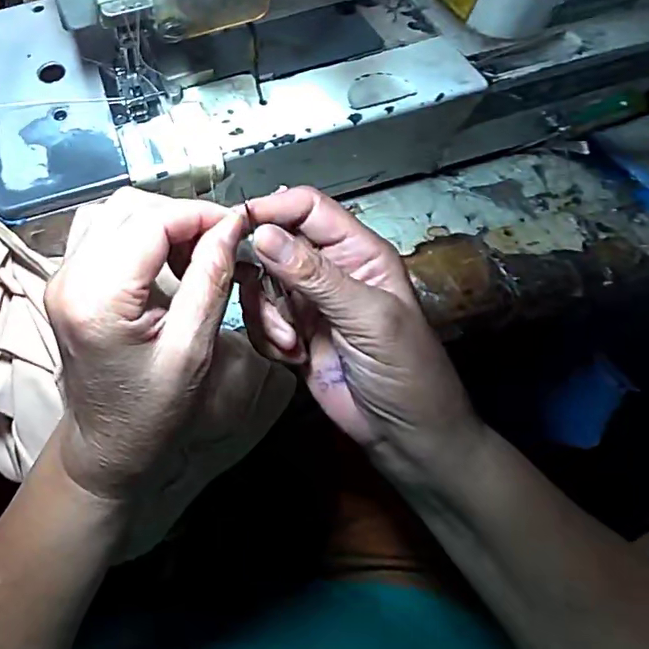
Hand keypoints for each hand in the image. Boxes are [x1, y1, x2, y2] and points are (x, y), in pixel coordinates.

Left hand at [45, 189, 292, 551]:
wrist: (105, 448)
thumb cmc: (150, 414)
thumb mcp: (192, 351)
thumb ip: (210, 280)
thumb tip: (231, 224)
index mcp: (96, 299)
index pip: (151, 221)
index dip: (200, 214)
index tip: (236, 226)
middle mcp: (69, 278)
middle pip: (131, 207)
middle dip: (182, 216)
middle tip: (217, 243)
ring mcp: (62, 275)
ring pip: (117, 211)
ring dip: (161, 220)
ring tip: (192, 252)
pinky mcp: (67, 278)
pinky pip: (105, 228)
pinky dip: (141, 231)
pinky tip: (163, 257)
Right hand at [238, 187, 480, 482]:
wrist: (408, 440)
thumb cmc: (410, 374)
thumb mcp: (369, 318)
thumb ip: (315, 275)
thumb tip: (264, 234)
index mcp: (357, 251)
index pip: (308, 208)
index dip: (273, 208)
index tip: (239, 223)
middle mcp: (329, 269)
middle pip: (274, 242)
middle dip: (263, 271)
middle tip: (263, 298)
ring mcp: (308, 300)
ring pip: (260, 282)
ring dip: (266, 312)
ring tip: (291, 340)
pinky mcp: (292, 331)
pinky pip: (259, 318)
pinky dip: (266, 336)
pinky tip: (293, 356)